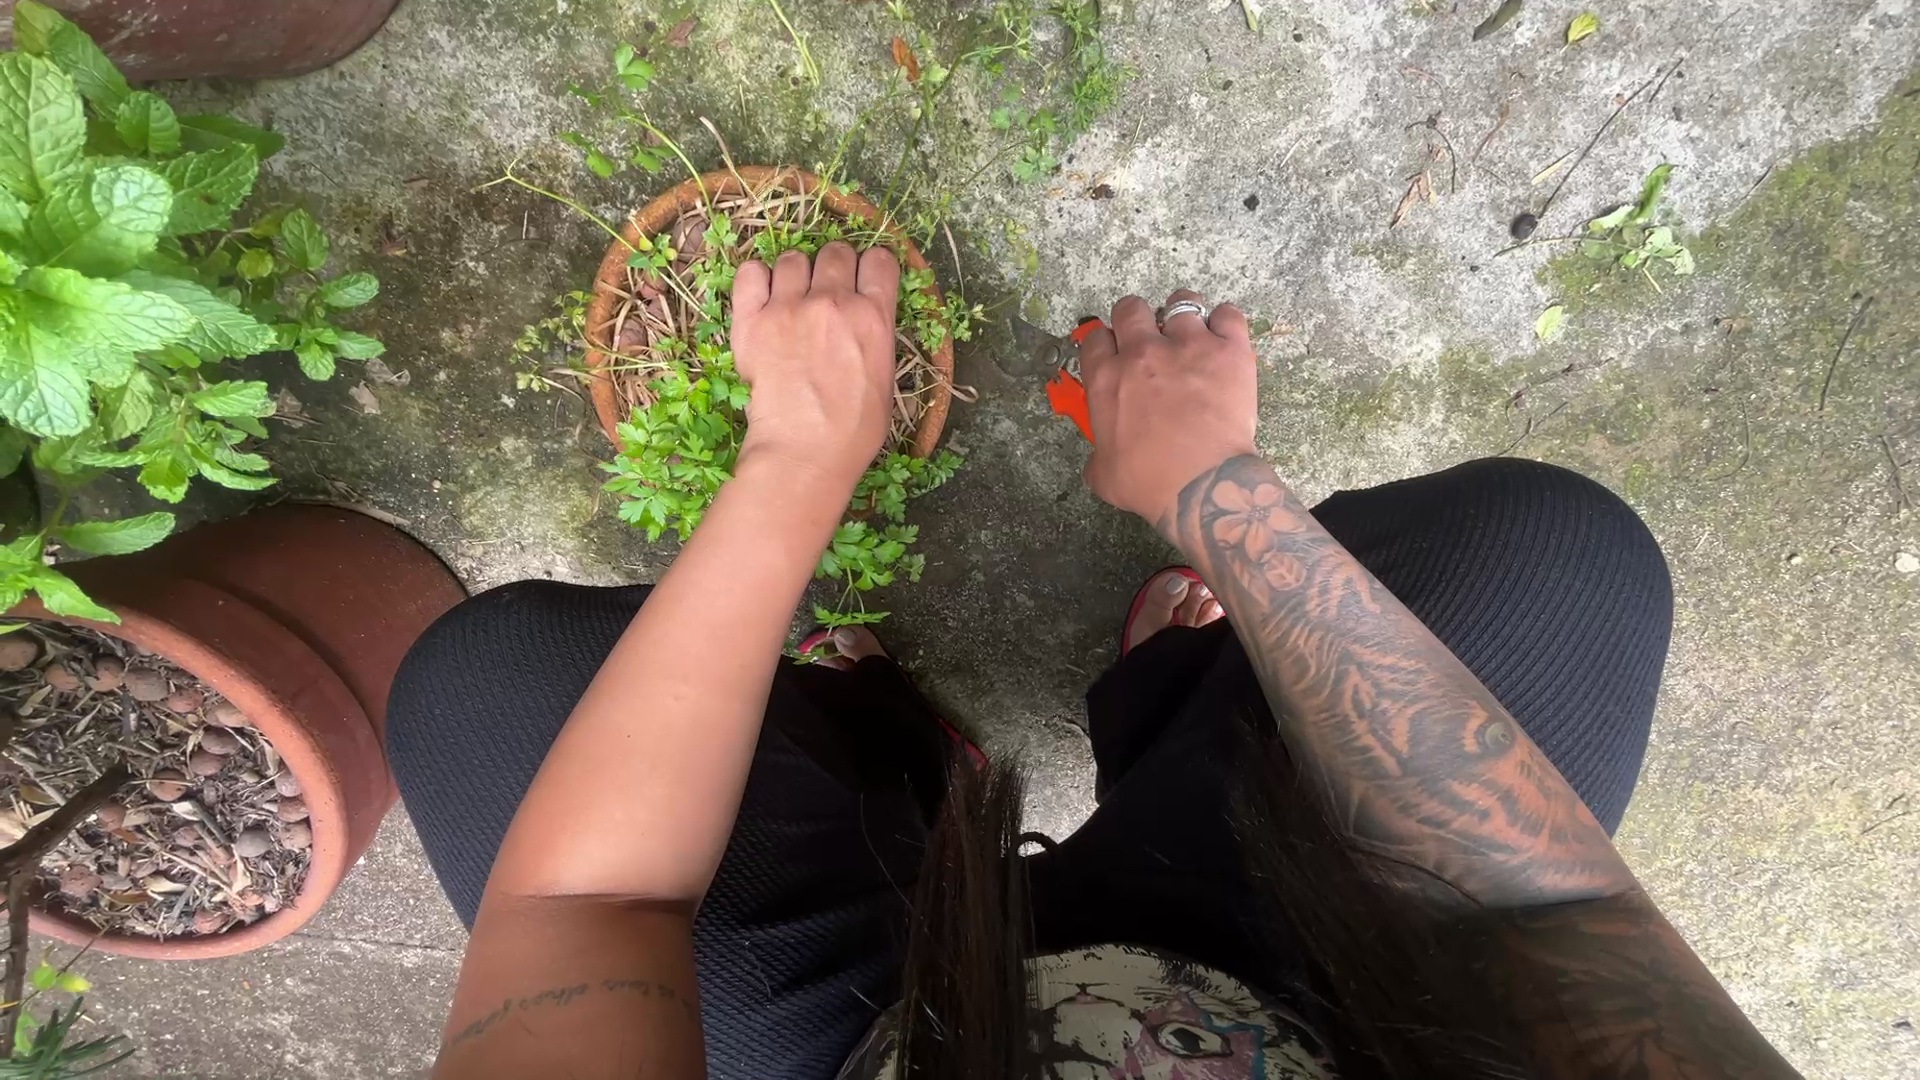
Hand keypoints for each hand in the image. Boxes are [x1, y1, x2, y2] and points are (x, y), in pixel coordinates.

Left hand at [730, 242, 900, 496]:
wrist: (803, 452)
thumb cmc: (853, 433)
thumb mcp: (885, 383)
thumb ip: (875, 340)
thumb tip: (865, 325)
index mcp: (874, 319)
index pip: (880, 261)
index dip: (874, 268)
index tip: (867, 281)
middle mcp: (833, 302)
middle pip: (836, 252)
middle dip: (836, 268)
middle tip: (829, 294)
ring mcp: (789, 307)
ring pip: (794, 258)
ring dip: (797, 274)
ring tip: (794, 301)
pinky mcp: (752, 319)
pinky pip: (751, 272)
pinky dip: (758, 279)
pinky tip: (764, 299)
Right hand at [1080, 290, 1259, 534]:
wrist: (1201, 483)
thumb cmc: (1148, 481)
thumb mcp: (1104, 474)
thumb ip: (1097, 457)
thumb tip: (1099, 462)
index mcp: (1106, 379)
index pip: (1095, 338)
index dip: (1104, 344)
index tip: (1112, 353)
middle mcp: (1143, 352)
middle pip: (1130, 308)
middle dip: (1135, 320)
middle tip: (1147, 340)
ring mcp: (1188, 345)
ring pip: (1181, 301)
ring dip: (1181, 315)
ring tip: (1188, 334)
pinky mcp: (1228, 349)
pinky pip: (1226, 314)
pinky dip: (1224, 323)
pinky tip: (1222, 339)